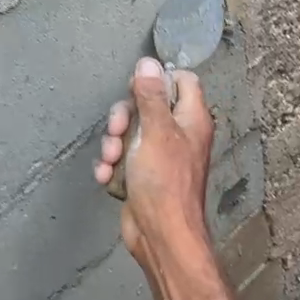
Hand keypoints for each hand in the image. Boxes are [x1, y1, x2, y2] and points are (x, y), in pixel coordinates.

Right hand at [93, 57, 215, 264]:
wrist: (161, 236)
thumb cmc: (165, 184)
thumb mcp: (156, 131)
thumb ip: (151, 95)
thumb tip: (149, 63)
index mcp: (191, 119)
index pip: (182, 81)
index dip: (158, 79)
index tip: (137, 88)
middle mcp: (178, 135)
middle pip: (147, 105)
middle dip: (124, 117)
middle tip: (118, 131)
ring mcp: (160, 156)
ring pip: (130, 132)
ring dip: (113, 144)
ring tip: (111, 160)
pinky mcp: (143, 175)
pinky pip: (123, 158)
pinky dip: (112, 166)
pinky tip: (107, 177)